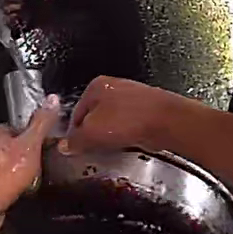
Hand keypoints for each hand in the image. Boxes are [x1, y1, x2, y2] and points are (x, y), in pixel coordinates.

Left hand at [0, 108, 53, 228]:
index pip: (21, 127)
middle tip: (35, 168)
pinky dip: (7, 187)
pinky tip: (12, 194)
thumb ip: (42, 122)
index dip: (36, 139)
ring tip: (24, 184)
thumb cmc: (1, 177)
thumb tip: (52, 99)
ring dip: (18, 175)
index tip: (43, 149)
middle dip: (27, 158)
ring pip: (7, 166)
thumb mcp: (31, 145)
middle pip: (15, 147)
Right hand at [65, 76, 200, 154]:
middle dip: (93, 133)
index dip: (73, 132)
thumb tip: (65, 146)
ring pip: (113, 121)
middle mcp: (115, 86)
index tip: (75, 146)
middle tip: (94, 147)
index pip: (75, 112)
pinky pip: (129, 125)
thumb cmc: (128, 121)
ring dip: (111, 135)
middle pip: (94, 116)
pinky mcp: (146, 109)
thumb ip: (74, 140)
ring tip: (113, 145)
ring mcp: (133, 96)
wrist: (166, 121)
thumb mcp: (90, 133)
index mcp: (96, 86)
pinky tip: (128, 142)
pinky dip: (127, 134)